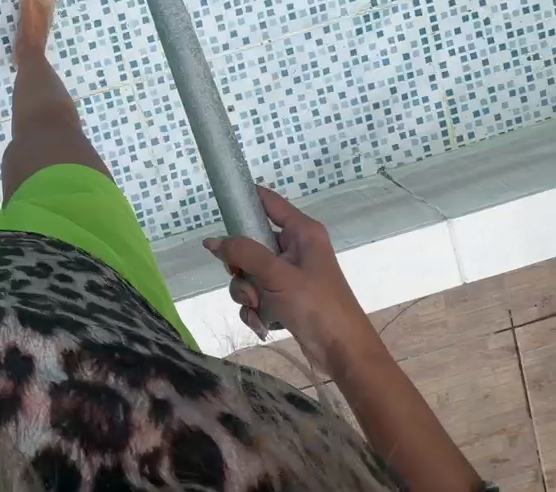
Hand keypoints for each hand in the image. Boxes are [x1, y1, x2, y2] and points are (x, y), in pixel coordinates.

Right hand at [204, 186, 380, 377]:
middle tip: (241, 276)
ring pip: (248, 271)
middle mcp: (295, 249)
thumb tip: (211, 242)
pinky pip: (255, 293)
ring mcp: (289, 275)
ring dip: (245, 290)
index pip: (268, 201)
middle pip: (250, 241)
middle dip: (240, 265)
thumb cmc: (316, 305)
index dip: (244, 199)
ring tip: (257, 306)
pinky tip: (262, 321)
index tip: (219, 205)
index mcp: (302, 232)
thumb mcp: (276, 274)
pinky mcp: (285, 298)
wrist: (344, 355)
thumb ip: (242, 253)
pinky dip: (254, 307)